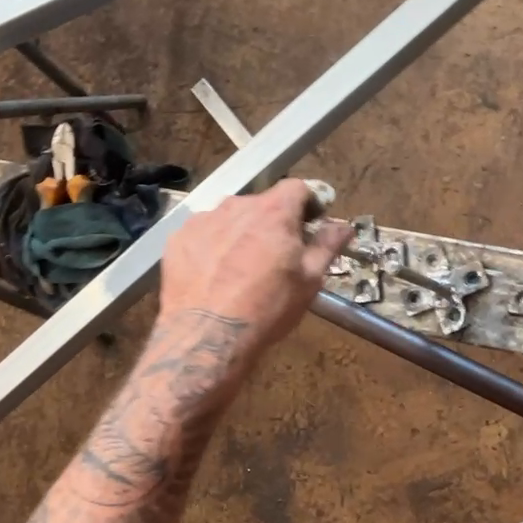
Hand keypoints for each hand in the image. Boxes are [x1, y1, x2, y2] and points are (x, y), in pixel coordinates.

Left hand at [157, 179, 349, 356]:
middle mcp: (237, 206)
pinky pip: (203, 232)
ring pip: (231, 217)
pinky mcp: (177, 239)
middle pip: (262, 203)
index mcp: (274, 211)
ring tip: (242, 267)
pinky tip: (214, 274)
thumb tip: (344, 226)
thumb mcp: (309, 280)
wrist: (208, 335)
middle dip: (273, 222)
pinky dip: (212, 245)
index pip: (297, 187)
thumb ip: (327, 245)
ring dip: (241, 232)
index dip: (308, 203)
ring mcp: (203, 220)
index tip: (310, 226)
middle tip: (277, 255)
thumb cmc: (268, 307)